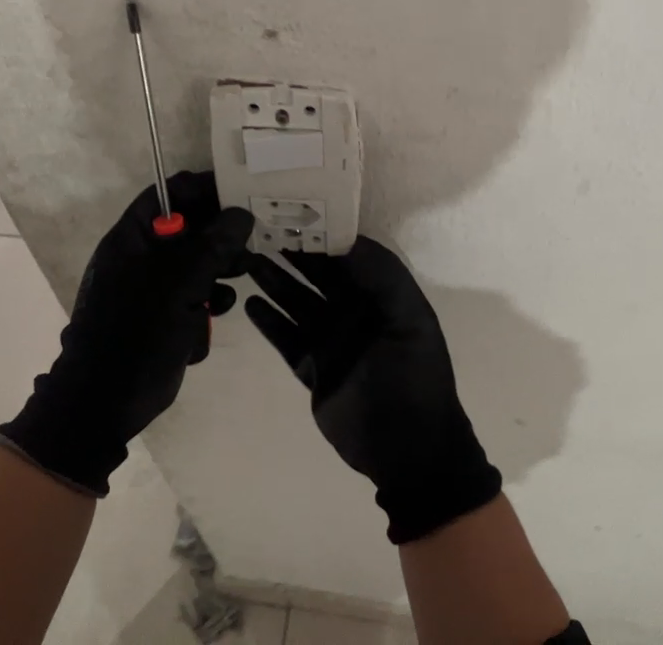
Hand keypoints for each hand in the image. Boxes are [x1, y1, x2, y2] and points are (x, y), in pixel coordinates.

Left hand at [0, 172, 252, 495]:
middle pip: (188, 228)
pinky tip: (220, 309)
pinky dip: (210, 300)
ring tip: (245, 270)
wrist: (106, 399)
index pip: (168, 195)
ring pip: (197, 263)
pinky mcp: (166, 317)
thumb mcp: (179, 280)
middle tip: (253, 234)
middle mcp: (141, 258)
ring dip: (221, 266)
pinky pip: (195, 295)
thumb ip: (213, 243)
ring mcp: (153, 289)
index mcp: (131, 239)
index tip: (239, 190)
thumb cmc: (137, 329)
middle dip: (220, 232)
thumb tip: (241, 214)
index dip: (202, 188)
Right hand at [244, 238, 501, 542]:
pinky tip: (251, 304)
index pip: (349, 256)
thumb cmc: (414, 378)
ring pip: (298, 303)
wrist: (409, 449)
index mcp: (382, 297)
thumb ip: (383, 277)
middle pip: (318, 276)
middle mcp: (356, 313)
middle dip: (292, 254)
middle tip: (259, 232)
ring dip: (276, 282)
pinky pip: (287, 339)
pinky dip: (270, 322)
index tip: (295, 213)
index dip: (324, 236)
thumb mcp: (409, 320)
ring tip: (248, 261)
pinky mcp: (314, 369)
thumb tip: (347, 238)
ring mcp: (333, 341)